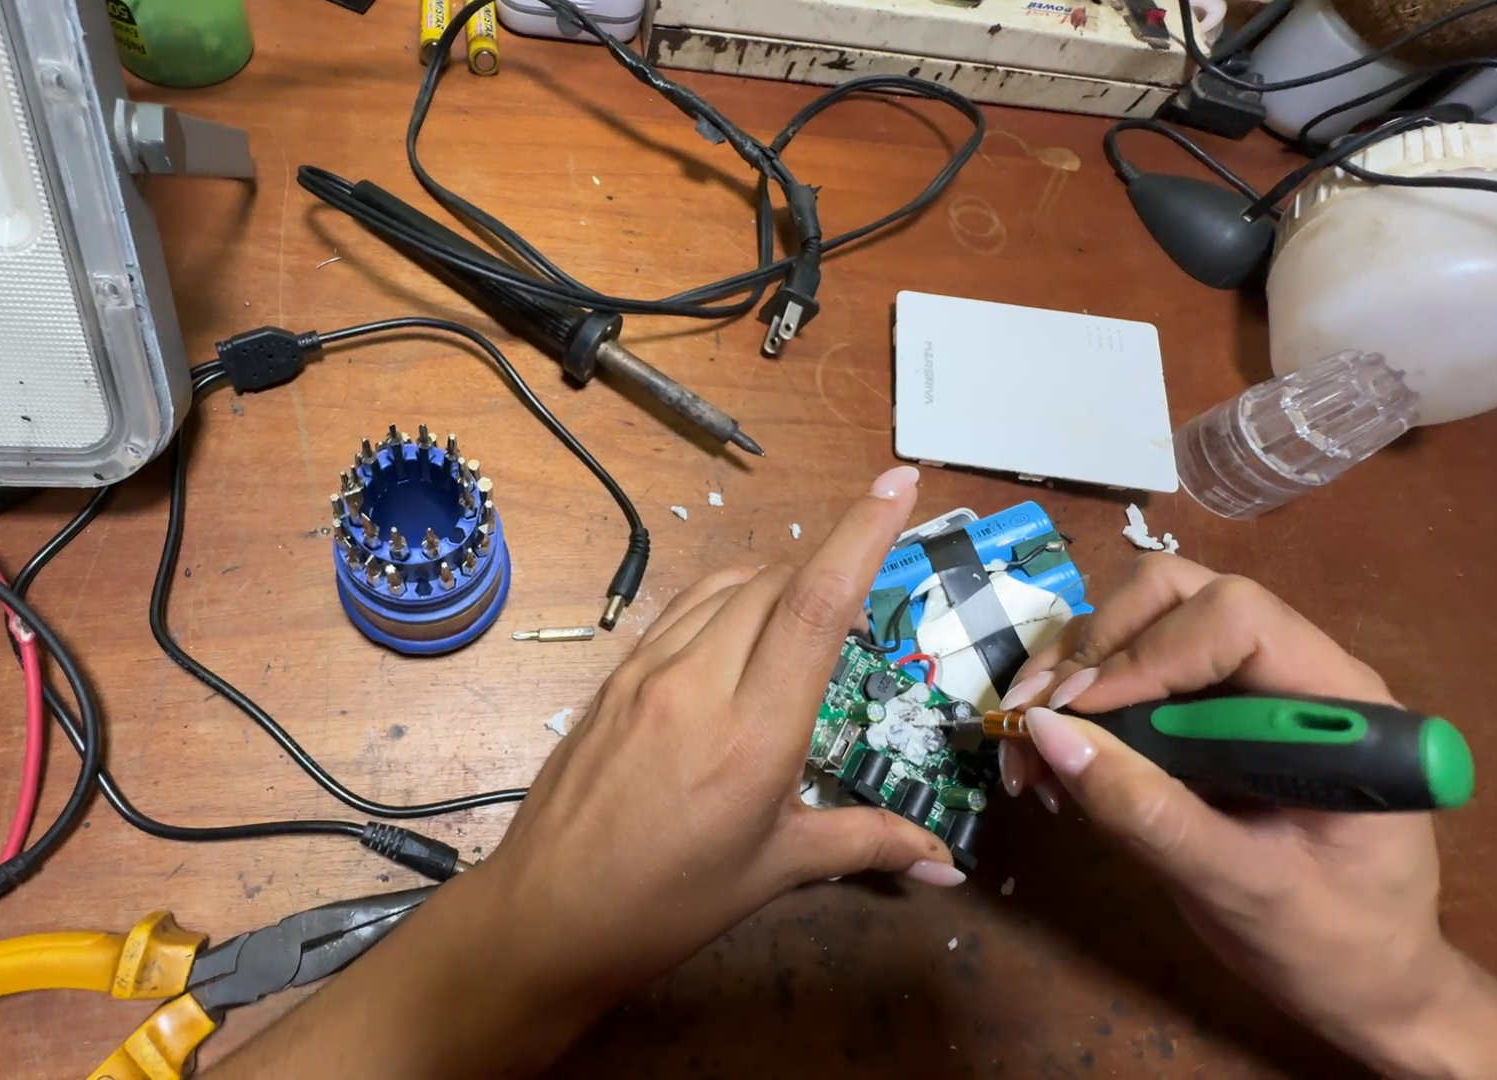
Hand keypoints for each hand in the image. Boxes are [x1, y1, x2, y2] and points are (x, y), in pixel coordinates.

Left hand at [477, 464, 960, 1005]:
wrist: (549, 909)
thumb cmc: (668, 902)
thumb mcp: (774, 871)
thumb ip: (866, 844)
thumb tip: (948, 869)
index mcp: (753, 732)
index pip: (816, 606)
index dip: (862, 534)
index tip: (897, 483)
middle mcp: (698, 681)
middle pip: (773, 583)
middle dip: (825, 568)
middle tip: (858, 598)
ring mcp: (646, 670)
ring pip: (723, 588)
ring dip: (772, 582)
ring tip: (800, 612)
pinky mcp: (615, 674)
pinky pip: (681, 612)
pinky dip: (722, 602)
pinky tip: (732, 636)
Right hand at [996, 555, 1496, 1078]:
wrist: (1345, 971)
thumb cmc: (1330, 937)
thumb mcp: (1244, 887)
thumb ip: (1149, 812)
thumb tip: (1045, 733)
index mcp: (1331, 701)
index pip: (1235, 619)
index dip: (1149, 651)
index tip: (1083, 713)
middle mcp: (1271, 668)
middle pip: (1165, 593)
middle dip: (1089, 648)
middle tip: (1040, 716)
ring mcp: (1218, 679)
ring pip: (1118, 621)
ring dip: (1054, 677)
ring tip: (1022, 750)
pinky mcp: (1173, 699)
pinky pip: (1096, 665)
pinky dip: (1052, 702)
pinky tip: (1037, 756)